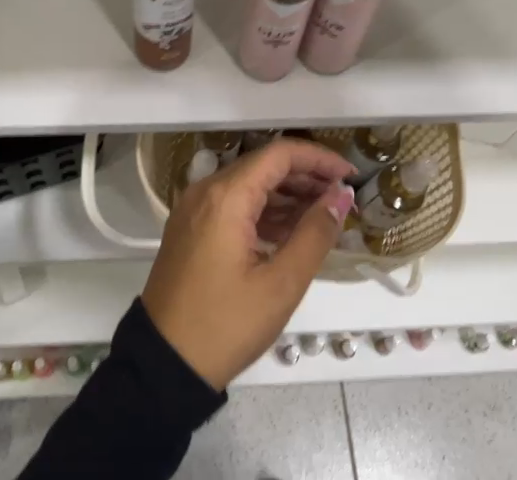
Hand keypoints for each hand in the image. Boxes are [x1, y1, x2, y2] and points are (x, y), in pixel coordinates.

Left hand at [140, 139, 355, 390]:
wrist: (165, 362)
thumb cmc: (226, 324)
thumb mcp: (281, 283)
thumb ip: (315, 233)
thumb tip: (340, 196)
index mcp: (225, 197)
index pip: (279, 154)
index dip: (319, 158)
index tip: (351, 176)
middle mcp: (205, 191)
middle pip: (262, 165)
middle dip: (306, 176)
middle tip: (342, 198)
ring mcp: (194, 210)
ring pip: (248, 184)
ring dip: (286, 194)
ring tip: (325, 215)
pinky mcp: (191, 229)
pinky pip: (233, 205)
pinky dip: (264, 211)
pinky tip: (292, 231)